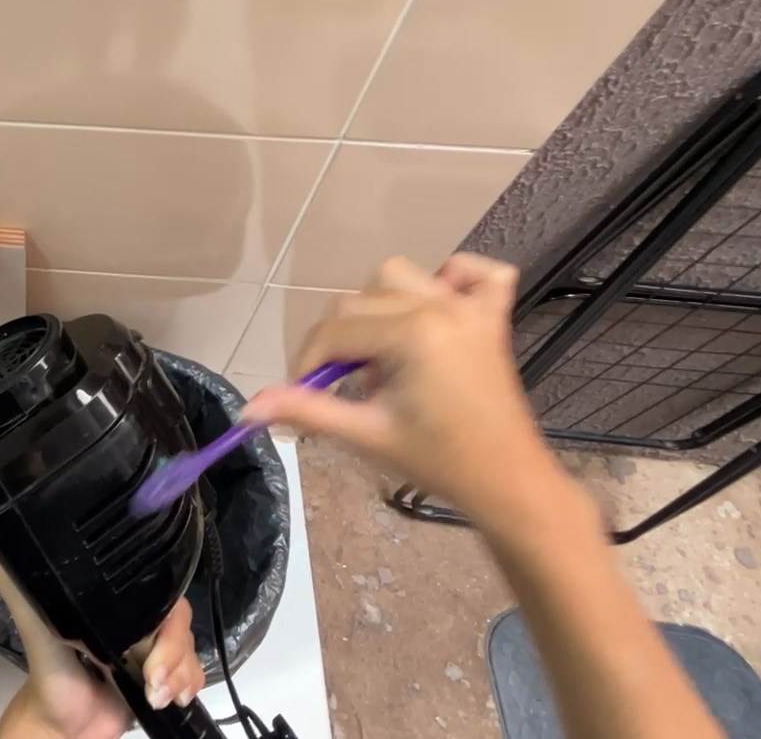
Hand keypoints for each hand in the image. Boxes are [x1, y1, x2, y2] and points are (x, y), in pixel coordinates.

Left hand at [0, 555, 205, 738]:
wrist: (66, 731)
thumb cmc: (50, 678)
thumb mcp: (37, 630)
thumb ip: (21, 592)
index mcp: (111, 599)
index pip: (154, 586)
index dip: (163, 617)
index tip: (151, 651)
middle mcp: (134, 615)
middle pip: (176, 615)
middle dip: (173, 652)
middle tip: (152, 680)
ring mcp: (152, 644)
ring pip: (188, 643)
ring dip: (180, 673)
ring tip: (155, 696)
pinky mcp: (165, 673)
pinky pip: (194, 669)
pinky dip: (189, 684)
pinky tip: (170, 700)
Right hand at [241, 253, 562, 526]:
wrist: (511, 487)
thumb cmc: (438, 462)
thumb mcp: (364, 434)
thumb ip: (304, 410)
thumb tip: (249, 408)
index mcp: (412, 335)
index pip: (334, 332)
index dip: (308, 362)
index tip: (302, 392)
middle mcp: (440, 308)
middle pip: (356, 302)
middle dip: (340, 343)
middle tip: (348, 387)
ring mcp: (469, 308)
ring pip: (395, 276)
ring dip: (377, 307)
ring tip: (382, 352)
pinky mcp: (492, 316)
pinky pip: (476, 273)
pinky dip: (454, 278)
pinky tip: (437, 306)